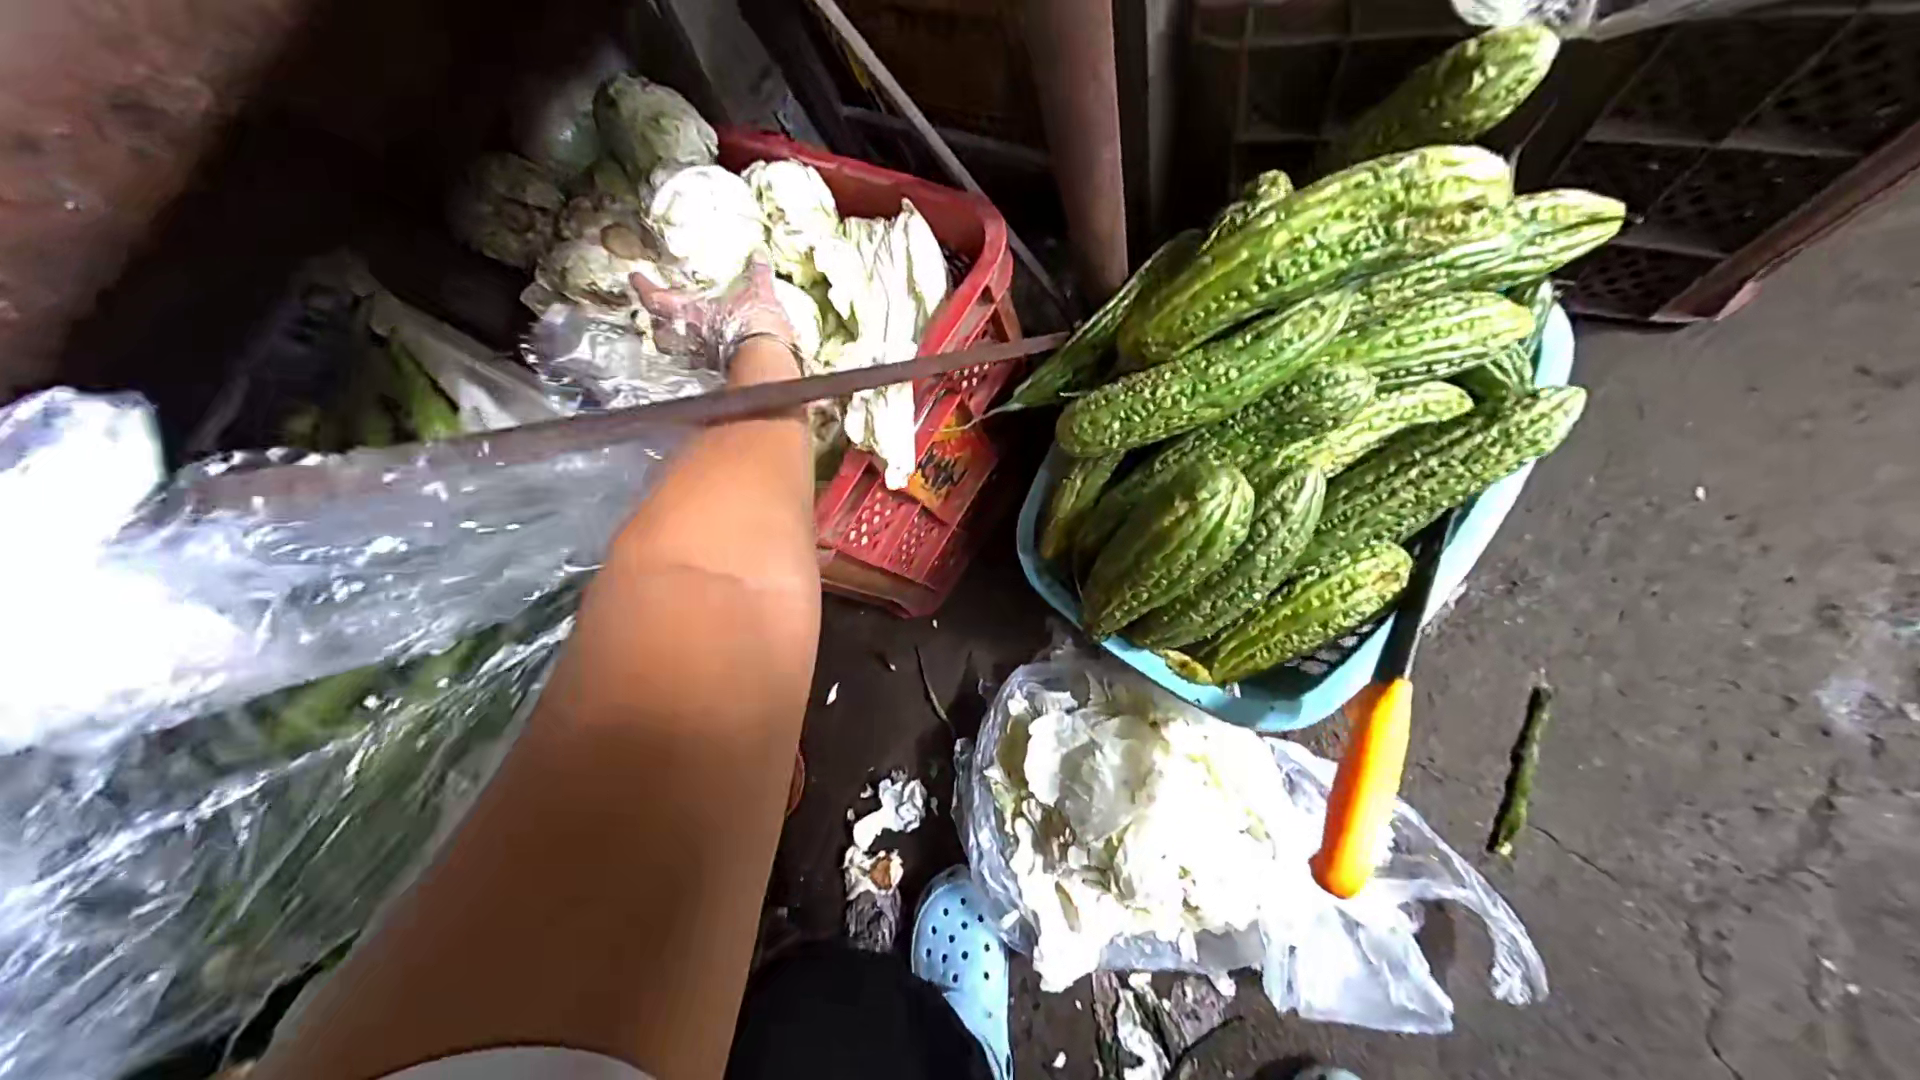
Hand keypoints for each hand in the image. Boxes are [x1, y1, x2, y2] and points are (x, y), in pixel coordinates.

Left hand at [630, 258, 795, 370]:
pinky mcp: (715, 367)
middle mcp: (688, 335)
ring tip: (680, 331)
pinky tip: (708, 347)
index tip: (635, 276)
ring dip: (674, 340)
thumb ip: (755, 272)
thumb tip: (757, 253)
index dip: (643, 286)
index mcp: (688, 311)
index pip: (654, 297)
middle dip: (655, 321)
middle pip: (658, 330)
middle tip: (656, 312)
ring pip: (675, 348)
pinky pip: (699, 360)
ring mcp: (700, 354)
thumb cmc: (752, 322)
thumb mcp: (757, 290)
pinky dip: (699, 352)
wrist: (766, 356)